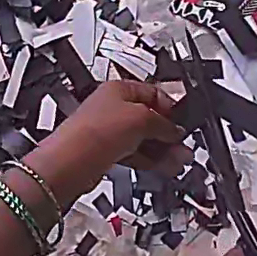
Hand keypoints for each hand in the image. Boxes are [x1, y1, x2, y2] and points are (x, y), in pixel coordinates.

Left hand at [28, 81, 188, 200]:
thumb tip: (175, 131)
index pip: (152, 92)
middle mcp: (111, 108)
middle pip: (148, 118)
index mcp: (118, 89)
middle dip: (168, 132)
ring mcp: (108, 131)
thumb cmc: (96, 131)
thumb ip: (164, 124)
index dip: (170, 106)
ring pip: (142, 139)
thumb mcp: (142, 119)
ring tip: (179, 159)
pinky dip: (150, 160)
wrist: (73, 161)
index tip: (182, 121)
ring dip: (162, 149)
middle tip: (182, 144)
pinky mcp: (106, 153)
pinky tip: (164, 167)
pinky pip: (134, 154)